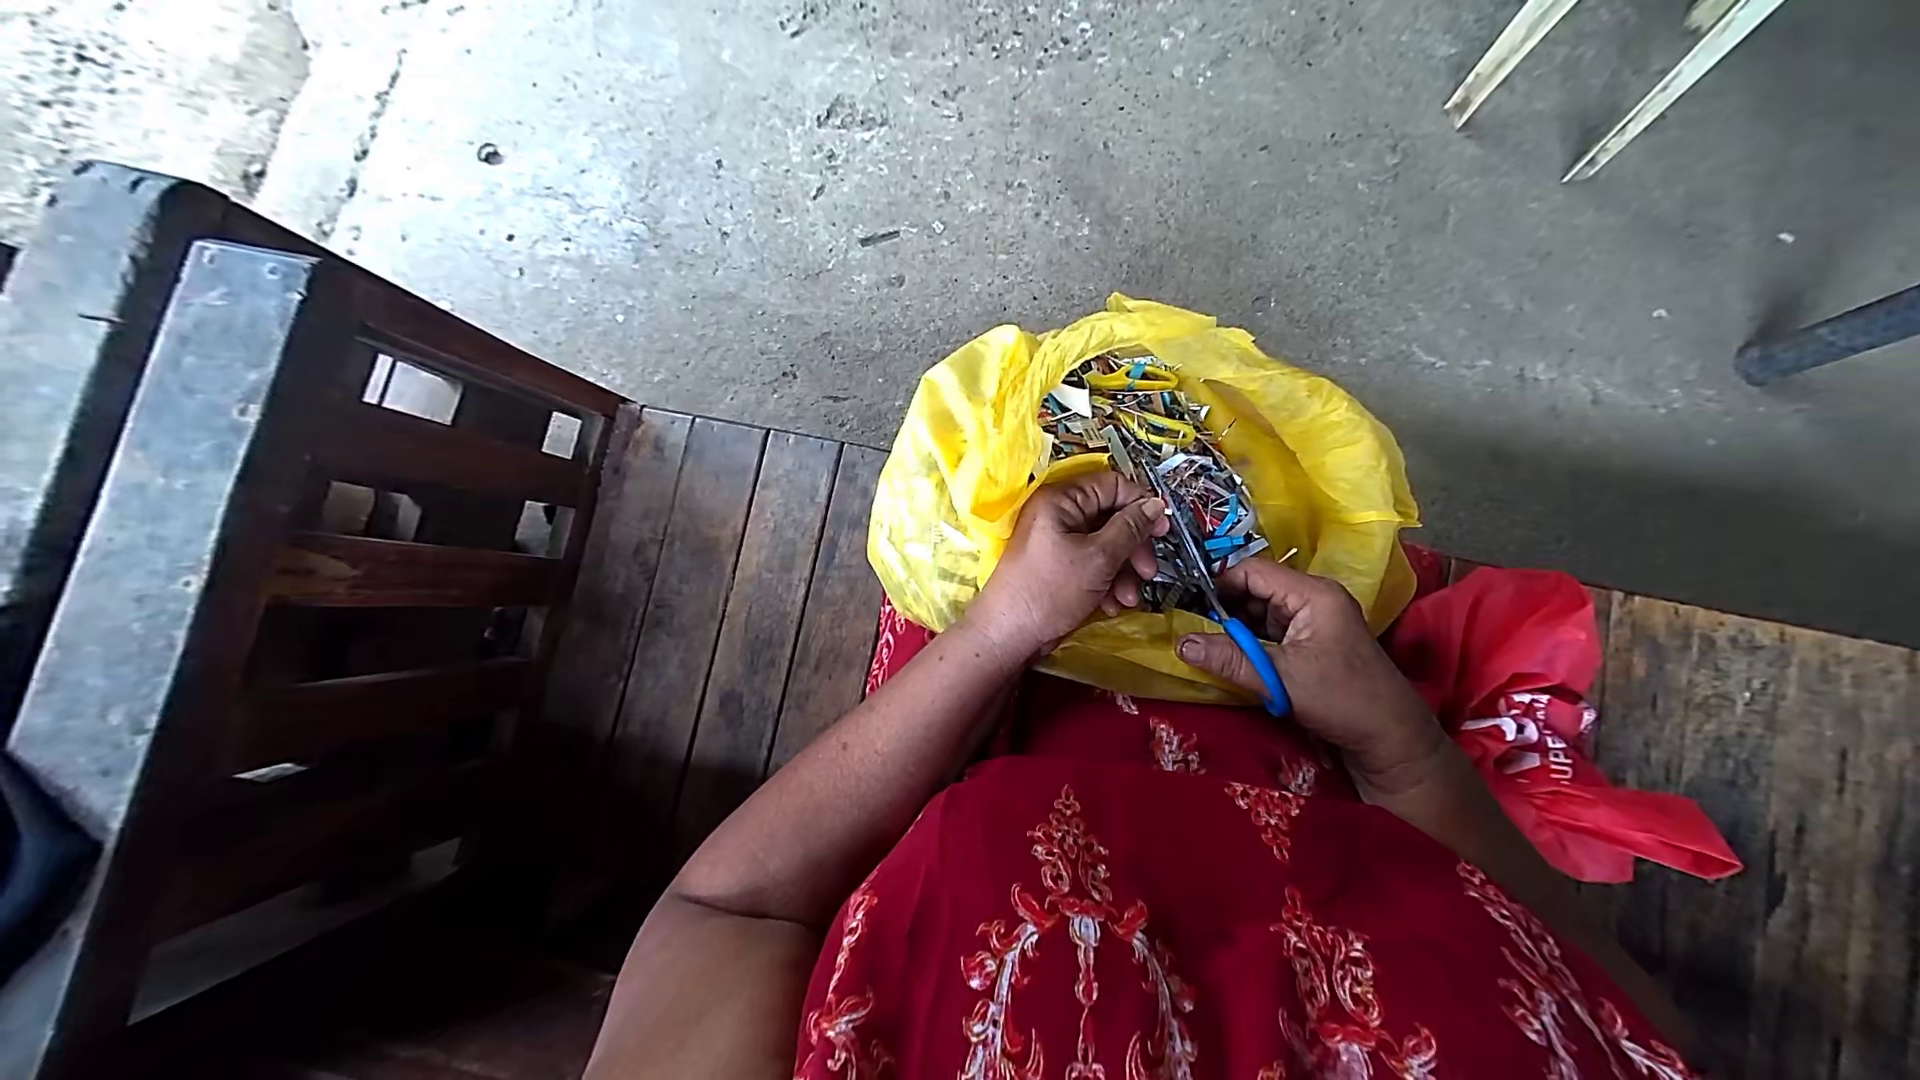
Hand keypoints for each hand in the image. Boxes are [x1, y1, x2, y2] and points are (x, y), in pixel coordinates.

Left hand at [960, 469, 1169, 661]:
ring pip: (1105, 546)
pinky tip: (1112, 604)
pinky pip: (1091, 565)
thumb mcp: (1098, 557)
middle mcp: (1057, 515)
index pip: (1112, 485)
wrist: (1009, 635)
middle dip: (1133, 547)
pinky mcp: (1058, 567)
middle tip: (1147, 571)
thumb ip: (1130, 528)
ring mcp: (1056, 542)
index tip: (1162, 529)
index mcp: (1060, 500)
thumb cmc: (1047, 591)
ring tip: (1128, 597)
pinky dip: (1106, 582)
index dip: (1140, 505)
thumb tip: (1154, 505)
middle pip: (1111, 518)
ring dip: (1123, 571)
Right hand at [1176, 557, 1448, 792]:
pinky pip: (1268, 630)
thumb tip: (1180, 644)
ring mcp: (1311, 620)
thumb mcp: (1281, 679)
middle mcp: (1312, 599)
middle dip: (1223, 608)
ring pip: (1258, 611)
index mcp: (1313, 594)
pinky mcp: (1308, 641)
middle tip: (1193, 627)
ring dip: (1234, 628)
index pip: (1253, 571)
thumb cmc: (1345, 701)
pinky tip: (1230, 656)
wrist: (1393, 742)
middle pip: (1254, 589)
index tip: (1190, 606)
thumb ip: (1229, 659)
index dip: (1219, 584)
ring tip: (1206, 643)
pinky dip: (1248, 641)